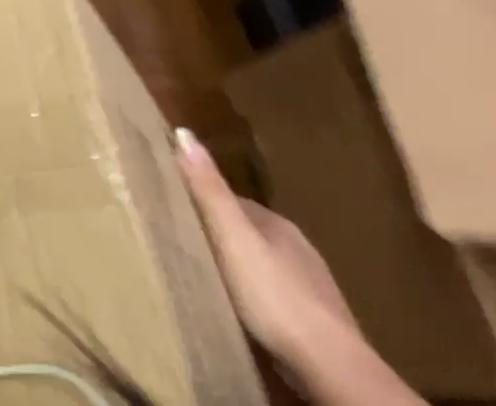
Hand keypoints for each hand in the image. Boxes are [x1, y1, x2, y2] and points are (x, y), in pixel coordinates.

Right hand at [175, 127, 357, 366]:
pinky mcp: (310, 317)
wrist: (326, 363)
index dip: (200, 199)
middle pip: (246, 230)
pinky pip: (270, 290)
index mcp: (277, 225)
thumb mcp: (231, 236)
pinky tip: (235, 301)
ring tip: (200, 268)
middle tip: (178, 236)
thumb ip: (209, 189)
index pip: (230, 200)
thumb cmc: (272, 293)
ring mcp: (309, 284)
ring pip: (260, 261)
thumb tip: (184, 132)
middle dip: (216, 230)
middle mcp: (297, 248)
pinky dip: (250, 289)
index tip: (169, 204)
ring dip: (234, 261)